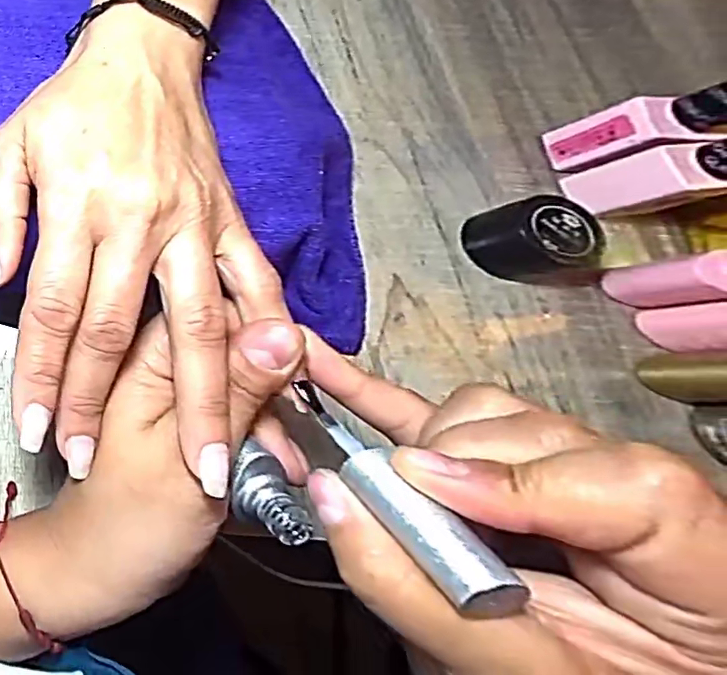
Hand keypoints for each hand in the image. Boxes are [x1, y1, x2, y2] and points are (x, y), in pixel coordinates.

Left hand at [0, 6, 288, 492]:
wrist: (138, 58)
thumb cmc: (65, 104)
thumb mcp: (7, 145)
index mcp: (75, 208)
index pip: (53, 308)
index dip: (41, 372)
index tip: (32, 423)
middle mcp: (136, 223)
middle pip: (113, 331)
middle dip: (98, 403)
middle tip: (88, 461)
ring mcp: (192, 224)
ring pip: (195, 327)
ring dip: (196, 403)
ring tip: (200, 470)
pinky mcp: (229, 217)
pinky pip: (255, 282)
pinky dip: (269, 337)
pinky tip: (276, 391)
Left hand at [28, 313, 306, 634]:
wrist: (100, 561)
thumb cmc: (132, 516)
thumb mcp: (189, 454)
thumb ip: (231, 392)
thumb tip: (279, 329)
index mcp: (135, 355)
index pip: (204, 309)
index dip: (259, 336)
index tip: (297, 376)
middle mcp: (143, 358)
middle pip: (220, 337)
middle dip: (267, 381)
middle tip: (289, 431)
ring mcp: (158, 383)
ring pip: (228, 371)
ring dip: (264, 412)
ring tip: (281, 460)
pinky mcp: (174, 410)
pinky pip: (223, 399)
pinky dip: (254, 427)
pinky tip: (274, 460)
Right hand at [301, 333, 726, 674]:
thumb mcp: (516, 672)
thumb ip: (432, 598)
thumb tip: (334, 497)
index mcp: (708, 583)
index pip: (636, 488)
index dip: (522, 479)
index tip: (430, 489)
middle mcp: (646, 512)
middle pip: (543, 439)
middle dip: (450, 465)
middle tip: (401, 508)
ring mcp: (568, 478)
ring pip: (485, 416)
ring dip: (416, 445)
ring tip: (393, 493)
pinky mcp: (497, 464)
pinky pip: (435, 414)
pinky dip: (372, 395)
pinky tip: (324, 368)